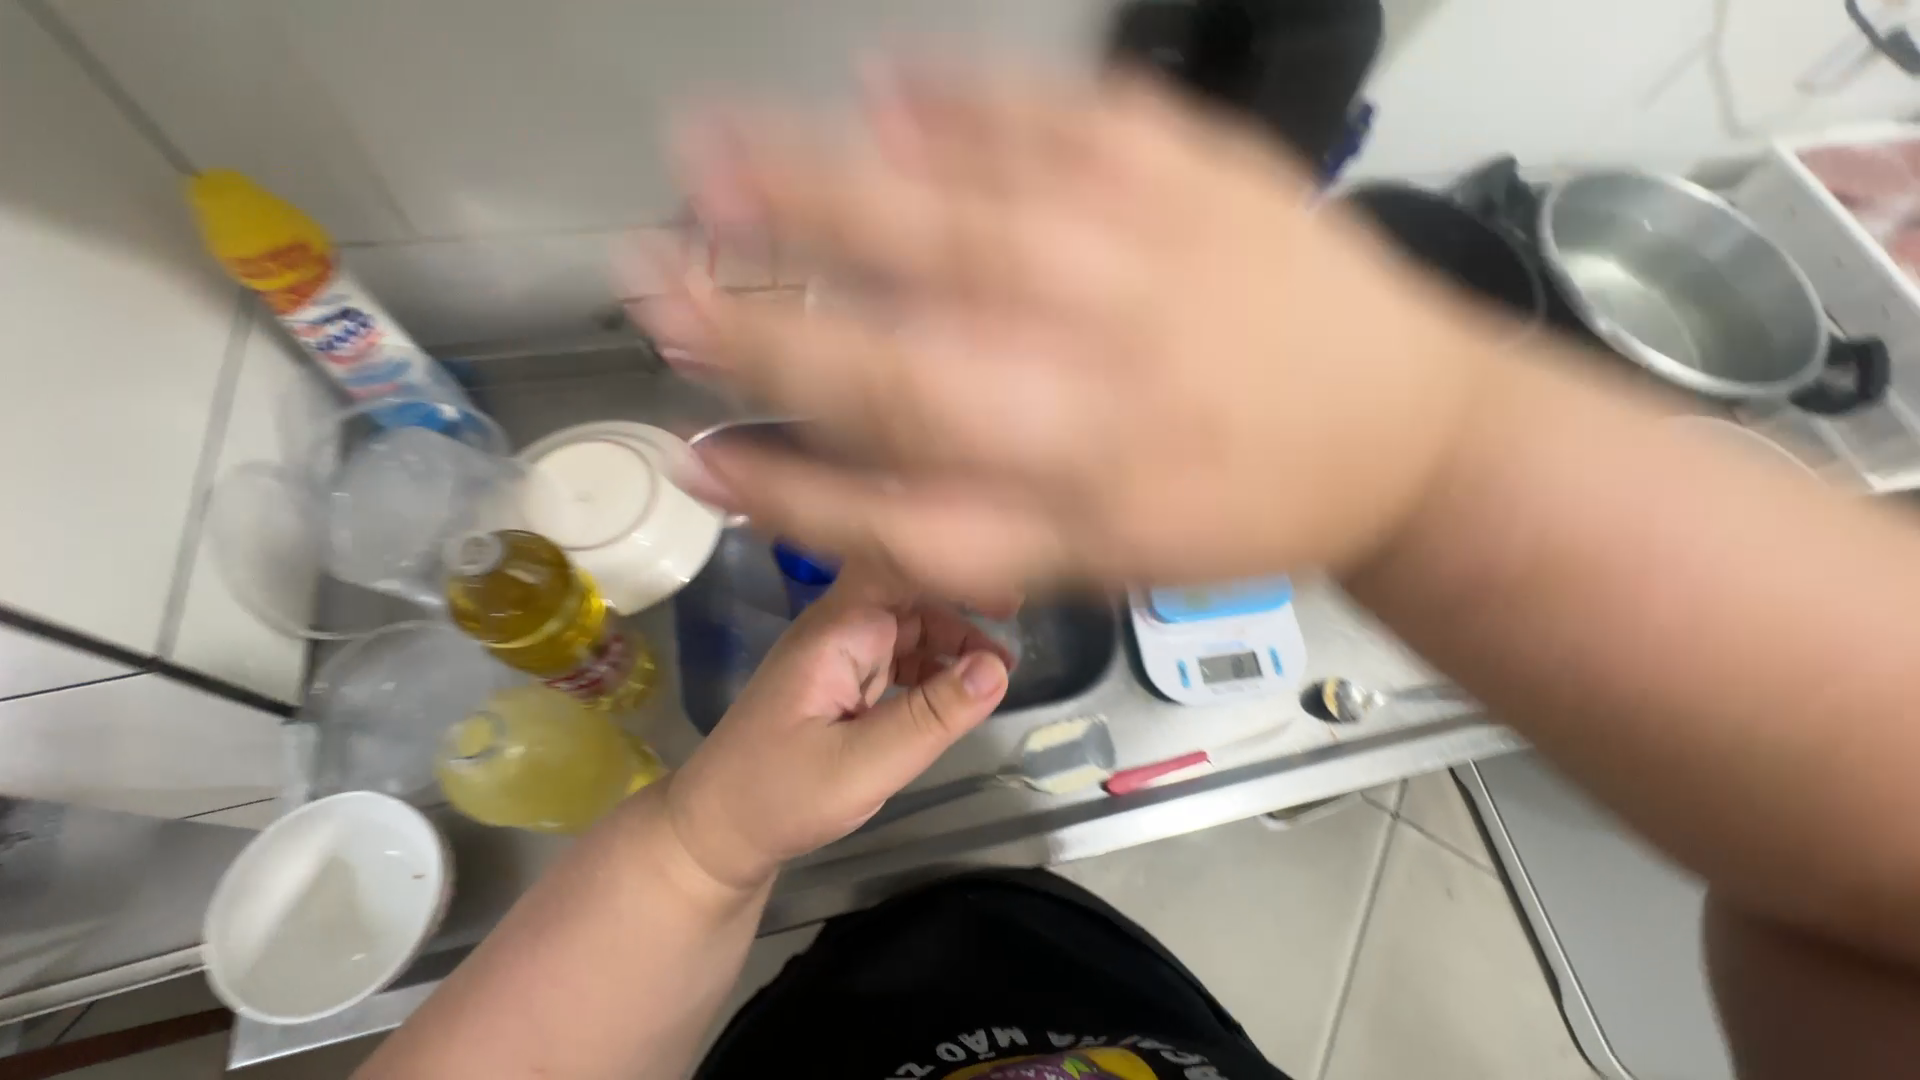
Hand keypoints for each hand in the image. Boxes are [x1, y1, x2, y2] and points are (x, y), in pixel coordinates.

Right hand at [630, 67, 1495, 602]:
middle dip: (769, 340)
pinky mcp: (1204, 187)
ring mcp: (1157, 282)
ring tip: (708, 161)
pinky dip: (967, 109)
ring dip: (822, 200)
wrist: (1409, 435)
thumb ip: (978, 534)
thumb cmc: (1244, 510)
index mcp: (1093, 519)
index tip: (703, 461)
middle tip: (658, 291)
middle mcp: (1111, 408)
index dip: (793, 500)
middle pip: (912, 378)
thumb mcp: (1115, 565)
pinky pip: (1070, 135)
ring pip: (965, 237)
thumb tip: (835, 489)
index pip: (910, 521)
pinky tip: (880, 92)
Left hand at [664, 570, 1011, 888]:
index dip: (957, 575)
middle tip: (1012, 650)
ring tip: (995, 677)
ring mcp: (835, 654)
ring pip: (905, 628)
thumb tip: (999, 669)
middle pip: (910, 597)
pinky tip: (952, 696)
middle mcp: (836, 628)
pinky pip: (893, 658)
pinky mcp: (837, 680)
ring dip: (948, 646)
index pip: (905, 574)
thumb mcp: (865, 763)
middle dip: (962, 616)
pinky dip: (927, 670)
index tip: (1010, 597)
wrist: (715, 833)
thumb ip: (932, 716)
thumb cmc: (781, 796)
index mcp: (838, 630)